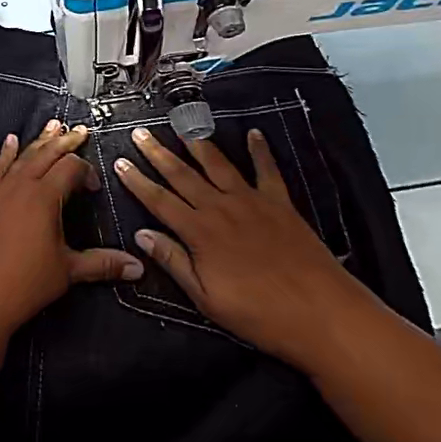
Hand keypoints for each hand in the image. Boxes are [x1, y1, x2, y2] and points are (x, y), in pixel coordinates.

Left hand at [0, 120, 144, 336]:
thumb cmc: (22, 284)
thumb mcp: (67, 271)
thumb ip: (102, 263)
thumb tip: (135, 266)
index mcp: (44, 197)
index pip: (71, 168)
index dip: (86, 172)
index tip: (94, 187)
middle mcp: (21, 186)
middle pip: (48, 153)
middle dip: (66, 141)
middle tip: (79, 131)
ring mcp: (0, 191)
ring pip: (24, 156)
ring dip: (40, 140)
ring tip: (52, 125)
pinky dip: (6, 153)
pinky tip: (9, 142)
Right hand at [114, 127, 361, 368]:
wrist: (320, 312)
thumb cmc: (259, 314)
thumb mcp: (207, 298)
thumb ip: (174, 262)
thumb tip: (142, 235)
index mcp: (200, 232)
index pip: (159, 200)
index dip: (137, 181)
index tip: (120, 162)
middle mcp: (221, 208)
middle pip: (182, 175)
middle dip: (157, 153)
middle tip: (140, 133)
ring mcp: (252, 201)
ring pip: (217, 165)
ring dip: (196, 144)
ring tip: (181, 126)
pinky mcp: (280, 203)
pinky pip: (267, 170)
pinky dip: (260, 150)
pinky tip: (254, 134)